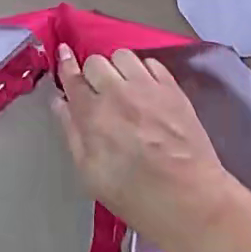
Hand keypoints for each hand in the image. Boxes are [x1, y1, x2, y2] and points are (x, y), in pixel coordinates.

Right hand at [51, 44, 242, 251]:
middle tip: (99, 92)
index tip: (64, 52)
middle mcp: (118, 93)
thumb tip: (60, 102)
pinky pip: (151, 62)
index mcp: (93, 115)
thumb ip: (72, 133)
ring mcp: (148, 87)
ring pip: (123, 56)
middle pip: (96, 61)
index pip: (73, 78)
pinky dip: (144, 70)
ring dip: (118, 68)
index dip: (66, 64)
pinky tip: (146, 88)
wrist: (189, 199)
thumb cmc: (134, 196)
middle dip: (93, 74)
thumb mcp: (90, 174)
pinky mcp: (172, 87)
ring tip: (123, 86)